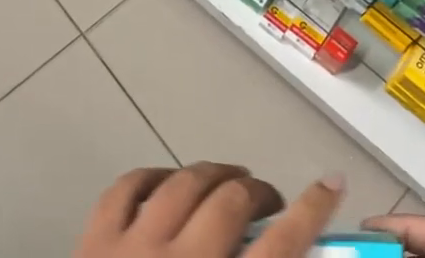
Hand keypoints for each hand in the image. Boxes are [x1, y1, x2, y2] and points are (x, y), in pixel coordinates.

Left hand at [77, 162, 346, 256]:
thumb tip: (288, 256)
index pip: (281, 245)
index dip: (313, 209)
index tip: (332, 184)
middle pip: (232, 202)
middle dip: (258, 192)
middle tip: (267, 202)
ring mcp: (132, 247)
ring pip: (184, 182)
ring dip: (214, 175)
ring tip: (227, 181)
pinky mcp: (92, 241)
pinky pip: (129, 186)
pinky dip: (154, 176)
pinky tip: (169, 182)